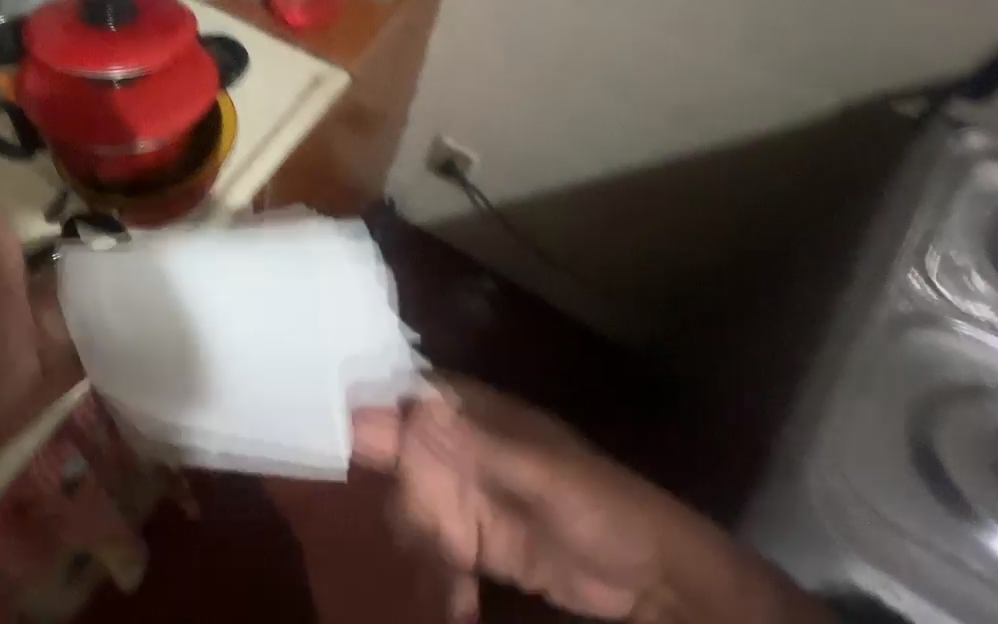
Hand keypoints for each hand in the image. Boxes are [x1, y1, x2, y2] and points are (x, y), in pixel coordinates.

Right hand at [352, 378, 662, 622]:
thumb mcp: (545, 473)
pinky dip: (435, 582)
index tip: (341, 437)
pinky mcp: (465, 542)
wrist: (656, 580)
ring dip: (419, 551)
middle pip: (388, 458)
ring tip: (453, 585)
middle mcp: (449, 447)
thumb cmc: (602, 506)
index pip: (397, 394)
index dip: (363, 407)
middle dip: (399, 498)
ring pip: (404, 511)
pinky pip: (427, 555)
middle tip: (426, 534)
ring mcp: (455, 496)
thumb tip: (417, 405)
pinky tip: (459, 605)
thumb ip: (481, 444)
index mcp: (465, 413)